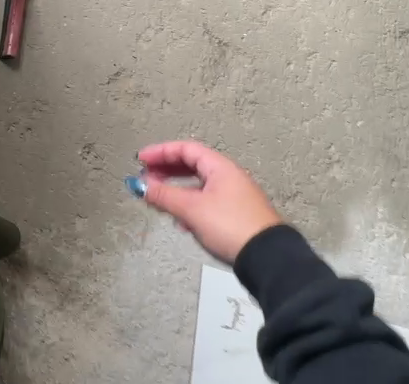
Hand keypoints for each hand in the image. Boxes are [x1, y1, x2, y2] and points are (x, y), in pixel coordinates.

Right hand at [135, 140, 283, 261]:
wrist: (269, 260)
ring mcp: (234, 196)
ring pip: (198, 185)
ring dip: (176, 190)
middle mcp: (228, 176)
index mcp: (220, 167)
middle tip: (146, 179)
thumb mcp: (192, 209)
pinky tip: (182, 222)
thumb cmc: (229, 225)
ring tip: (159, 201)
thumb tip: (139, 185)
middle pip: (191, 165)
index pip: (185, 149)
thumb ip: (164, 195)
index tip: (140, 160)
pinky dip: (189, 205)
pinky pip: (206, 201)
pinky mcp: (236, 215)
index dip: (161, 152)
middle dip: (166, 171)